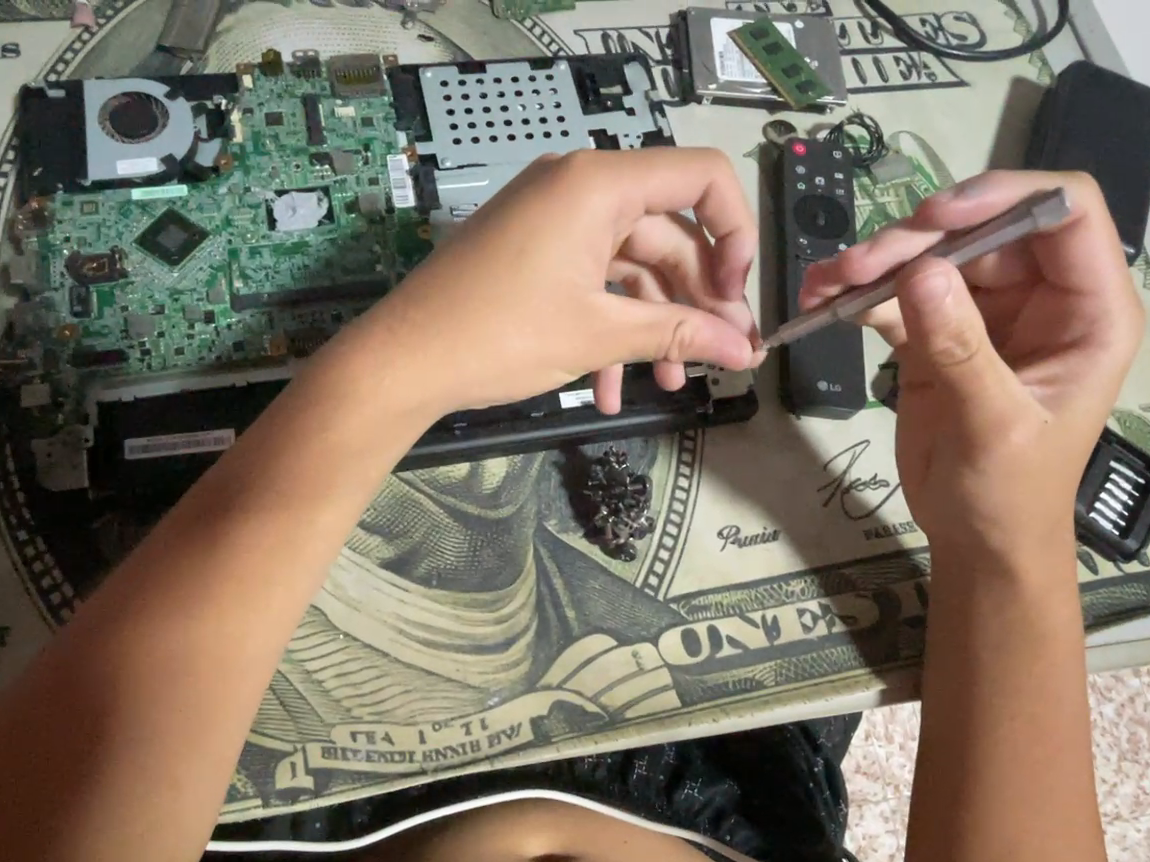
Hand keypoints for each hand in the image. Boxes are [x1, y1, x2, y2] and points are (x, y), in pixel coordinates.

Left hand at [341, 147, 760, 415]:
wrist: (406, 360)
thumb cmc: (500, 335)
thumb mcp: (597, 334)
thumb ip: (677, 334)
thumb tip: (743, 352)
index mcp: (599, 185)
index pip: (701, 179)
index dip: (735, 235)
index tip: (735, 297)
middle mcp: (579, 190)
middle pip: (667, 236)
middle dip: (694, 303)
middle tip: (720, 357)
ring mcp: (552, 223)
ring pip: (628, 271)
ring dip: (651, 331)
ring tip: (670, 386)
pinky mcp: (533, 257)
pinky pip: (590, 286)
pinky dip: (607, 334)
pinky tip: (613, 392)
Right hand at [799, 171, 1143, 561]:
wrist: (976, 537)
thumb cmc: (1011, 492)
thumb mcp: (994, 425)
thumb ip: (961, 349)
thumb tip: (919, 273)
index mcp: (1087, 309)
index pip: (1064, 215)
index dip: (1005, 198)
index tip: (935, 216)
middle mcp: (1038, 298)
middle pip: (982, 231)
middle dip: (916, 239)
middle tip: (856, 267)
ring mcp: (982, 316)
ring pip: (932, 259)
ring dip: (875, 265)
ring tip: (825, 283)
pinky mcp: (934, 338)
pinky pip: (896, 301)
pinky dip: (858, 299)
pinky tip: (822, 303)